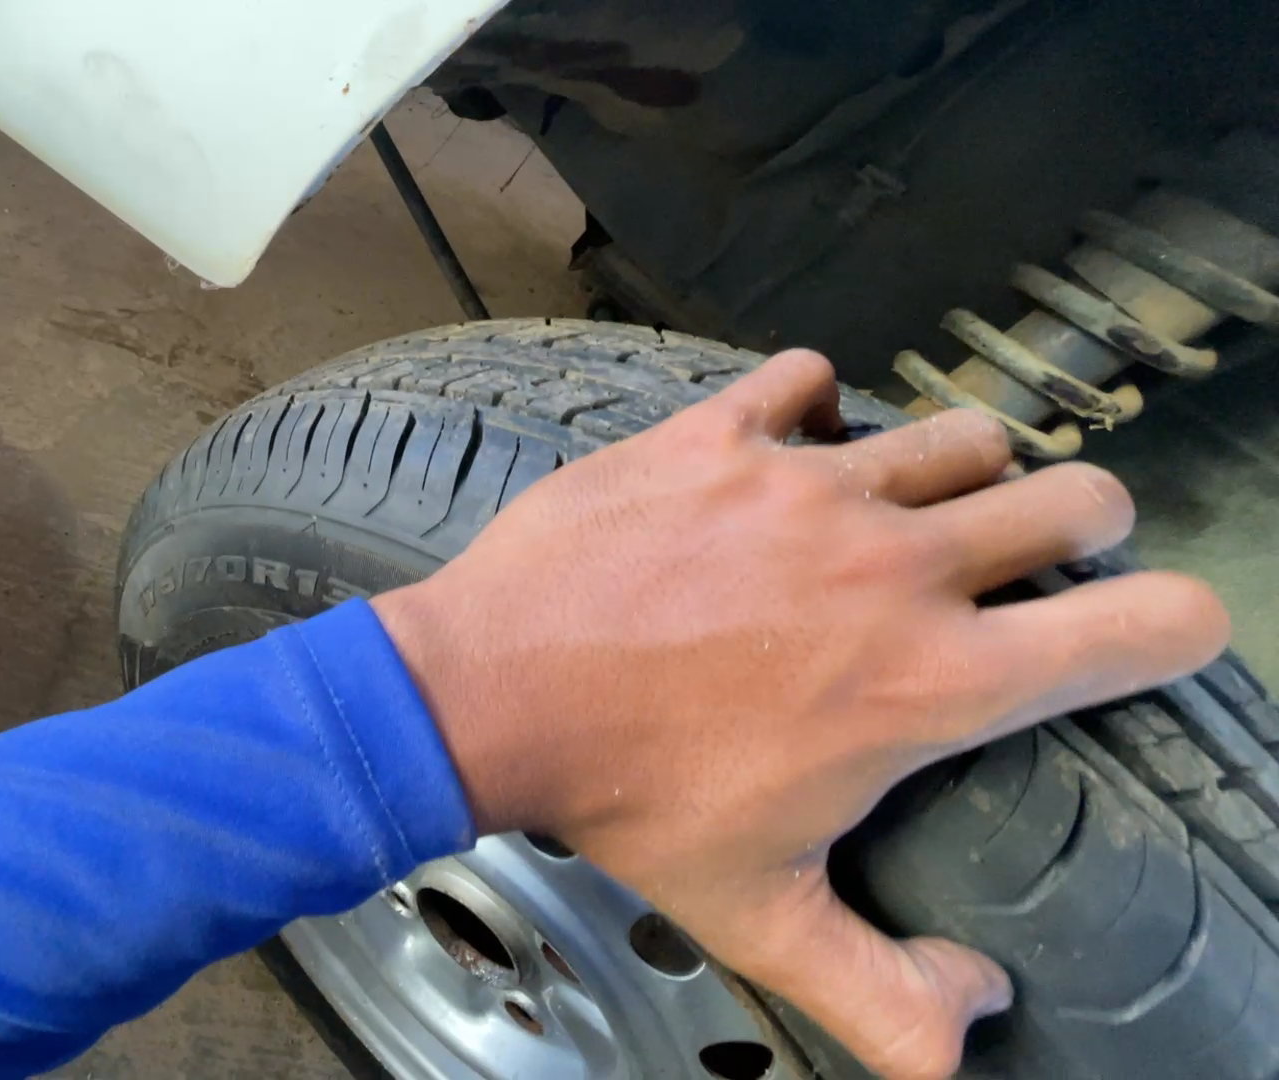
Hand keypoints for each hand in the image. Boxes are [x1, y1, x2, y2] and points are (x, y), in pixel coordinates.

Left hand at [370, 350, 1229, 1079]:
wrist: (489, 691)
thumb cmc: (617, 795)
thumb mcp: (755, 915)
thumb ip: (883, 999)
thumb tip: (973, 1023)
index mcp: (929, 678)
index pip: (1155, 628)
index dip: (1156, 632)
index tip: (1112, 634)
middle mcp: (887, 562)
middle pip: (1066, 498)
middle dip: (1059, 527)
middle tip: (997, 555)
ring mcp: (793, 484)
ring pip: (951, 434)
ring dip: (943, 466)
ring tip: (887, 504)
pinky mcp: (704, 438)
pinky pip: (797, 381)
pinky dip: (802, 404)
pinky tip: (774, 444)